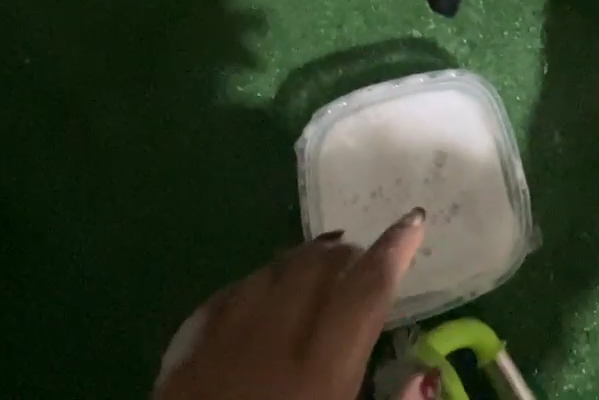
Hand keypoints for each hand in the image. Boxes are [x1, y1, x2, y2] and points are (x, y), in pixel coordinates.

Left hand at [153, 209, 427, 399]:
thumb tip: (422, 375)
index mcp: (318, 378)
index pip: (363, 292)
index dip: (393, 251)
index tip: (413, 220)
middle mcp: (268, 350)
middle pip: (313, 270)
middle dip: (345, 253)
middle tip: (364, 259)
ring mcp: (216, 355)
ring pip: (267, 275)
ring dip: (300, 262)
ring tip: (320, 265)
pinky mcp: (177, 372)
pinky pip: (221, 302)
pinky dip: (251, 285)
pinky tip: (258, 290)